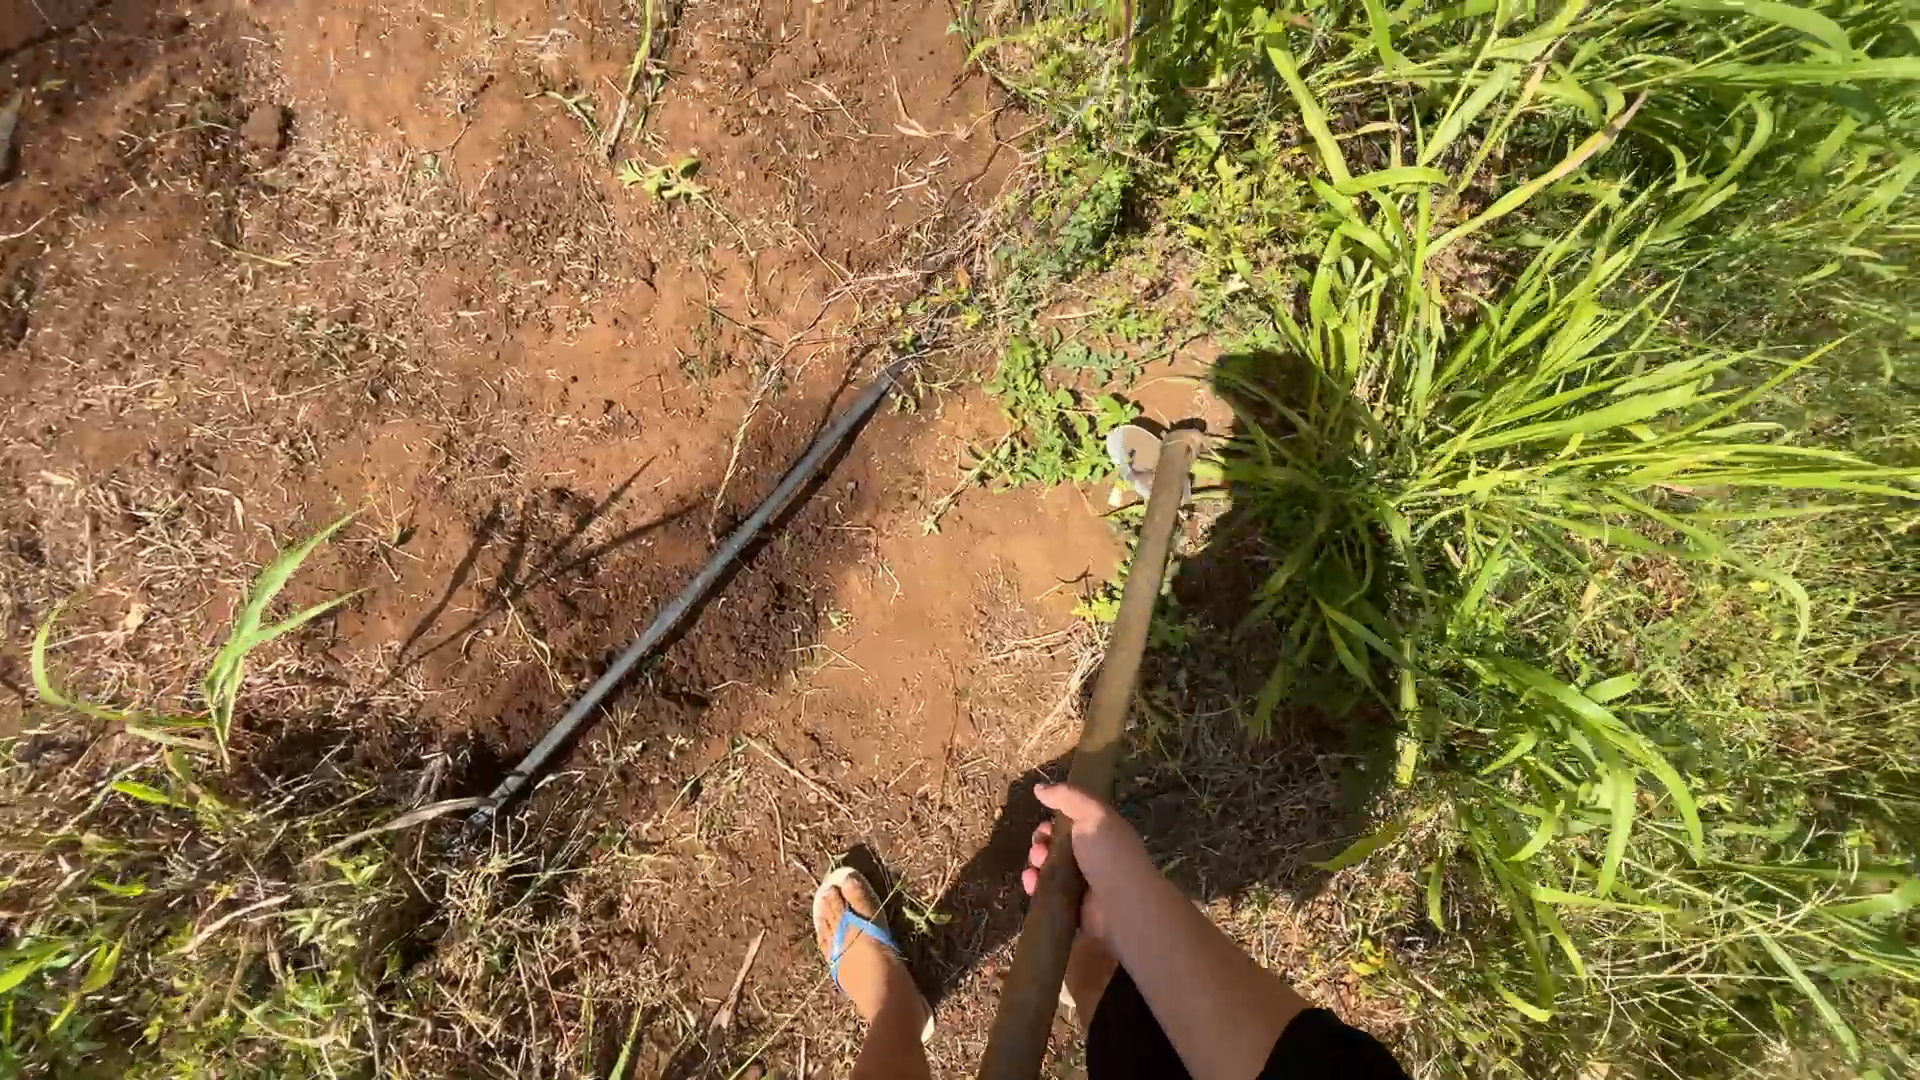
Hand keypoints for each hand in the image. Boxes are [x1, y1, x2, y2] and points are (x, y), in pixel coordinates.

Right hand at [1019, 783, 1151, 945]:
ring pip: (1048, 867)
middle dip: (1041, 841)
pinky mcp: (1070, 907)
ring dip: (1036, 861)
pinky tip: (1031, 880)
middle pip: (1056, 844)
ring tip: (1037, 863)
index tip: (1046, 823)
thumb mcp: (1092, 813)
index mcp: (1100, 832)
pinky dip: (1034, 885)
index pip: (1071, 822)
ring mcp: (1081, 884)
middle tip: (1041, 846)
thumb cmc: (1110, 854)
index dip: (1054, 820)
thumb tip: (1039, 788)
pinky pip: (1046, 892)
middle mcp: (1091, 857)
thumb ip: (1066, 796)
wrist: (1122, 905)